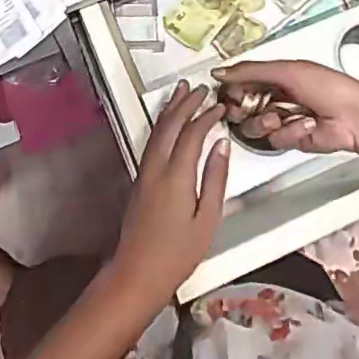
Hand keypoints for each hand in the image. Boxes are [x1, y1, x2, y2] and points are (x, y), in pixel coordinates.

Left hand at [108, 81, 229, 300]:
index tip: (220, 105)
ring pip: (157, 131)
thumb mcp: (207, 220)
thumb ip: (216, 179)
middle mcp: (156, 167)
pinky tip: (168, 121)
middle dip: (186, 103)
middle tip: (201, 87)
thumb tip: (222, 145)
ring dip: (170, 109)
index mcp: (176, 176)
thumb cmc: (178, 253)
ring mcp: (144, 172)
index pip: (192, 134)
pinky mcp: (139, 178)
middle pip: (170, 125)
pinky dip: (162, 125)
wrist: (136, 272)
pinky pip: (152, 141)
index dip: (206, 116)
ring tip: (181, 91)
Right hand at [214, 60, 358, 153]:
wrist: (357, 118)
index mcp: (271, 77)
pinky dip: (289, 131)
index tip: (230, 93)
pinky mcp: (288, 139)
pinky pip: (273, 139)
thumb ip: (249, 71)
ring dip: (265, 121)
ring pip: (252, 126)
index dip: (230, 90)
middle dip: (241, 109)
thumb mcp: (286, 71)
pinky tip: (306, 124)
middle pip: (239, 107)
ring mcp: (279, 120)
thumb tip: (219, 72)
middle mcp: (272, 98)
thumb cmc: (329, 87)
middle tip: (245, 108)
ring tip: (281, 117)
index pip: (238, 84)